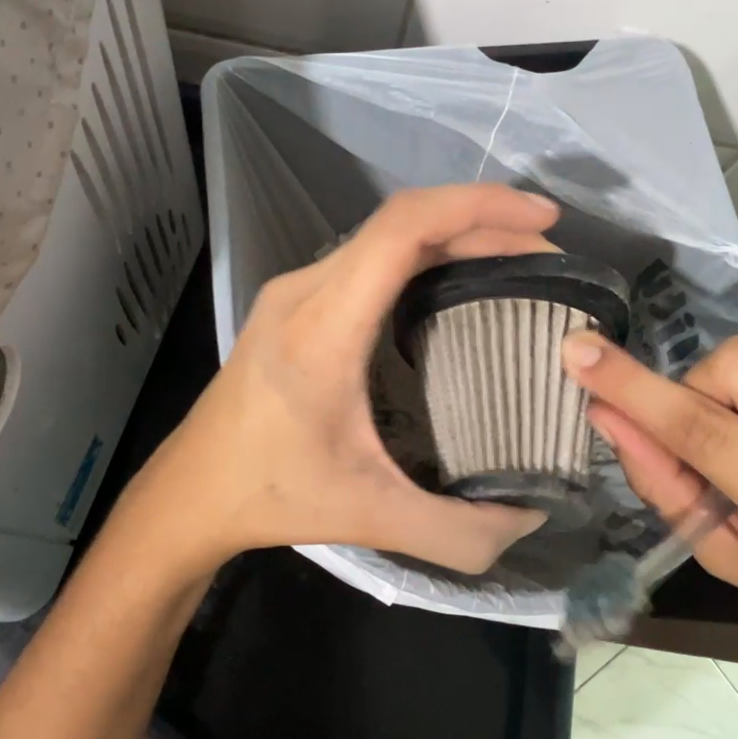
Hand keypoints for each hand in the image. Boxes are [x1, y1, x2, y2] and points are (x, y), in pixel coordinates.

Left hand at [118, 185, 555, 582]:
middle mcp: (304, 290)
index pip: (403, 229)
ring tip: (512, 267)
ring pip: (383, 237)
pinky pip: (366, 258)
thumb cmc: (271, 495)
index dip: (478, 207)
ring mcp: (293, 292)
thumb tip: (531, 515)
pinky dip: (420, 256)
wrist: (192, 491)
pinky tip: (452, 289)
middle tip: (546, 257)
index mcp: (322, 328)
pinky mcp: (291, 305)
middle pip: (401, 223)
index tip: (543, 221)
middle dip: (481, 223)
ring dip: (450, 237)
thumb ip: (459, 531)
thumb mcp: (371, 518)